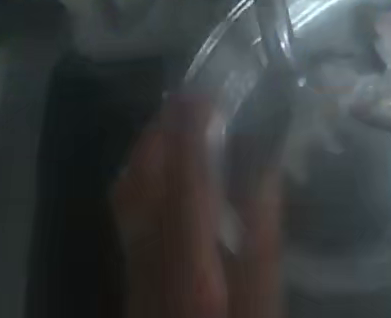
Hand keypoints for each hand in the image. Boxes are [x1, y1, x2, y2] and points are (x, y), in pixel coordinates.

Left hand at [112, 97, 282, 317]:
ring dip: (149, 145)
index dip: (192, 130)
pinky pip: (126, 205)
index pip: (187, 179)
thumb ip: (264, 232)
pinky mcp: (128, 273)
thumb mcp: (265, 302)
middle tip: (193, 98)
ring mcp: (133, 265)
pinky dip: (141, 171)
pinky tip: (161, 166)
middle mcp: (152, 256)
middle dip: (163, 128)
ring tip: (177, 121)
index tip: (205, 93)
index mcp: (193, 262)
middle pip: (145, 176)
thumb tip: (264, 164)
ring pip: (127, 188)